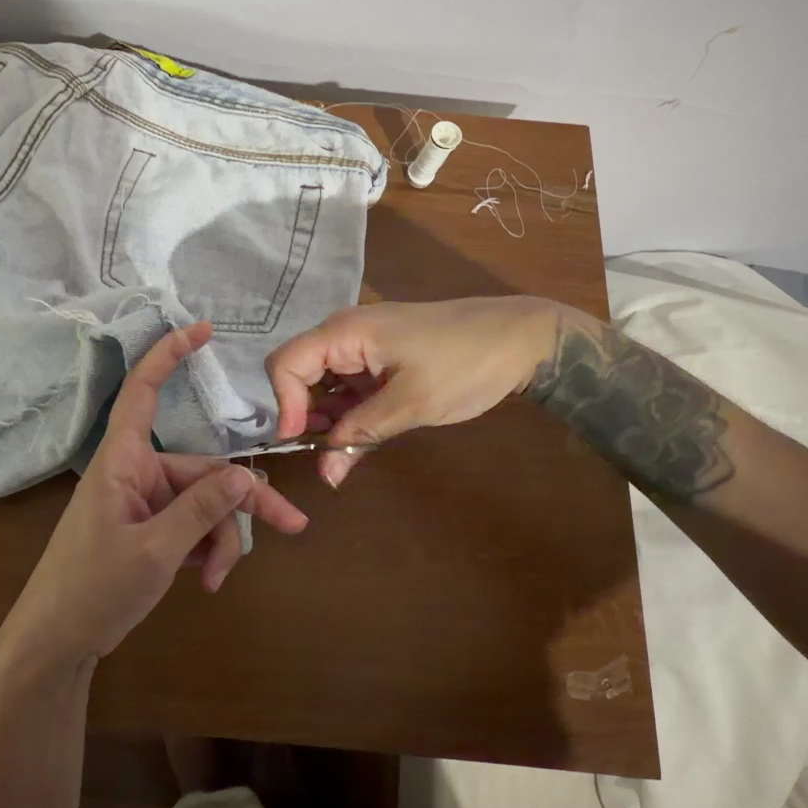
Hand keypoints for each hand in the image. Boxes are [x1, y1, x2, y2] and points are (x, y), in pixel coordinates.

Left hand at [0, 321, 310, 670]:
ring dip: (221, 539)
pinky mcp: (150, 531)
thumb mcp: (156, 550)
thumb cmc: (92, 588)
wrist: (56, 643)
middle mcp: (137, 473)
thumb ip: (202, 509)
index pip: (144, 391)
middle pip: (204, 470)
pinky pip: (192, 526)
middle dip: (241, 504)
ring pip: (204, 504)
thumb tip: (246, 476)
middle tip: (292, 526)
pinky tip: (206, 582)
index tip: (203, 330)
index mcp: (123, 460)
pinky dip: (206, 550)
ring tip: (218, 579)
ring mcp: (144, 503)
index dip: (170, 355)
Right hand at [263, 297, 569, 485]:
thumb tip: (324, 474)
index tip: (301, 442)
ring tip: (344, 451)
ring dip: (326, 418)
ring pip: (321, 384)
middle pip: (298, 373)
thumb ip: (361, 435)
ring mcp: (362, 346)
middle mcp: (345, 334)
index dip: (284, 404)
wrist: (523, 340)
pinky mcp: (379, 359)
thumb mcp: (412, 404)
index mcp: (345, 332)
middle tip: (324, 453)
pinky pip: (347, 386)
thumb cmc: (466, 364)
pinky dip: (347, 413)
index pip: (285, 363)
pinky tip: (359, 439)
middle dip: (304, 414)